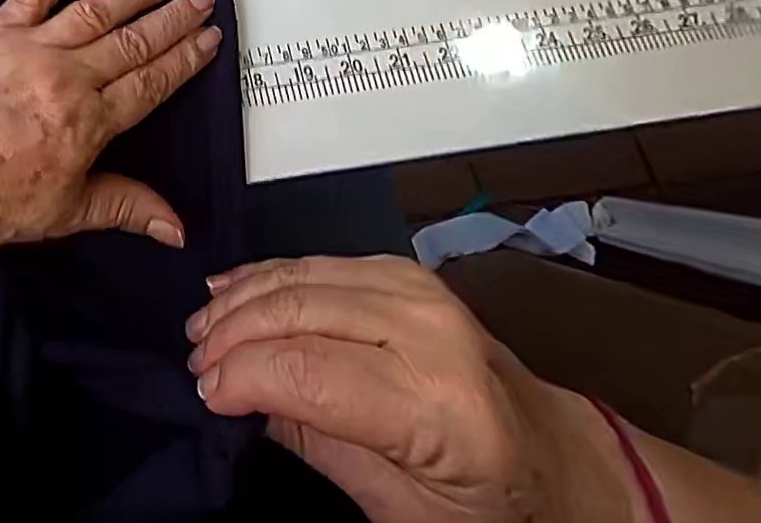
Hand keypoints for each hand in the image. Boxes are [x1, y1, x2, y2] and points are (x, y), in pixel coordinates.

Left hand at [0, 0, 221, 280]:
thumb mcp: (64, 213)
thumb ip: (125, 207)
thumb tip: (180, 229)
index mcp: (90, 121)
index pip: (151, 82)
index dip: (184, 59)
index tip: (209, 37)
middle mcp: (68, 75)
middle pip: (132, 41)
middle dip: (172, 18)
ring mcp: (30, 47)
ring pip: (94, 11)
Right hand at [186, 256, 639, 522]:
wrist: (563, 461)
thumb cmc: (493, 500)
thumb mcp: (398, 504)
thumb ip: (308, 437)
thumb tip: (234, 392)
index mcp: (443, 408)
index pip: (304, 372)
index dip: (240, 377)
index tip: (206, 391)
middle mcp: (430, 334)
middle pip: (292, 314)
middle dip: (230, 335)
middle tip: (198, 359)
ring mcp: (414, 290)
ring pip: (293, 278)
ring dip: (237, 299)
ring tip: (204, 326)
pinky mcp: (398, 270)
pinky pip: (309, 261)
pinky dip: (262, 275)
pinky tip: (232, 289)